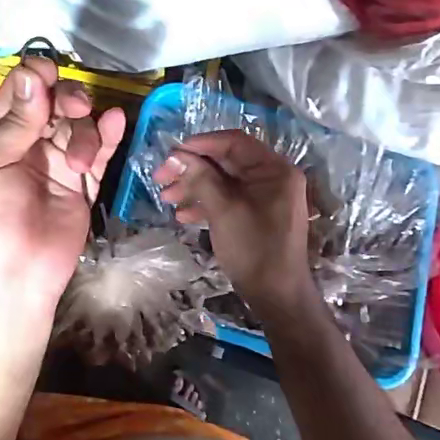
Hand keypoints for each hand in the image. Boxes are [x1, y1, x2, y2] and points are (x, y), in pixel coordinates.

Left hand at [0, 58, 127, 328]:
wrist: (14, 278)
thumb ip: (15, 121)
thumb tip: (33, 72)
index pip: (19, 90)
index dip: (35, 77)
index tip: (49, 74)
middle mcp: (29, 141)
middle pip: (55, 101)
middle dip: (67, 98)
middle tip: (73, 109)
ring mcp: (58, 161)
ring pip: (79, 124)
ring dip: (84, 131)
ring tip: (80, 162)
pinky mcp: (84, 182)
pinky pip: (100, 150)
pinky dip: (108, 134)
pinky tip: (115, 121)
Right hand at [154, 131, 313, 315]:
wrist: (278, 297)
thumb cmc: (254, 249)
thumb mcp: (223, 210)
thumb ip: (200, 177)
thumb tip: (175, 154)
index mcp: (274, 170)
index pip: (234, 142)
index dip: (200, 144)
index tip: (171, 153)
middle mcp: (273, 177)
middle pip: (226, 161)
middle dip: (192, 168)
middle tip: (161, 177)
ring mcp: (266, 197)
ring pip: (223, 181)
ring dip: (194, 186)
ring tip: (167, 198)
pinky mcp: (258, 214)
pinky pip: (229, 198)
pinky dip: (206, 202)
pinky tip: (183, 215)